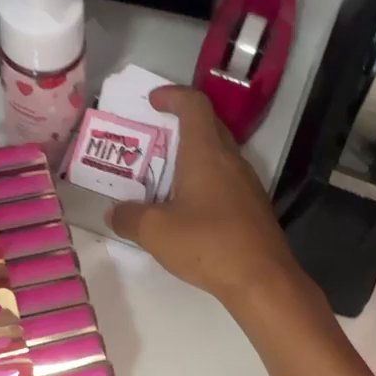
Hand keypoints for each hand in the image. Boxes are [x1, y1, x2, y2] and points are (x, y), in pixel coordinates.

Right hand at [107, 87, 313, 314]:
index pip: (193, 104)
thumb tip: (114, 213)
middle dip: (182, 126)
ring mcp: (247, 185)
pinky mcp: (254, 209)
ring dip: (194, 159)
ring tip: (168, 179)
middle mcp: (230, 160)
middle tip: (156, 141)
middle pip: (209, 127)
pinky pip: (226, 183)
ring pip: (218, 157)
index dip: (173, 96)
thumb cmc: (208, 244)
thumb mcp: (156, 232)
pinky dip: (206, 184)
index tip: (154, 101)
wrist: (261, 279)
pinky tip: (191, 211)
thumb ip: (129, 218)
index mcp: (205, 152)